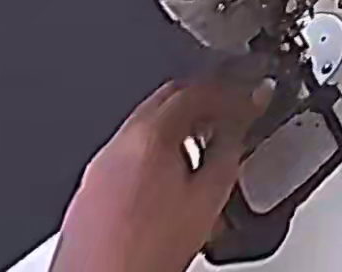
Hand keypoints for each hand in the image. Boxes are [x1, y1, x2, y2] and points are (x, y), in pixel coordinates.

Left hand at [50, 76, 274, 271]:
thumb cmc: (149, 252)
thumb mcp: (212, 189)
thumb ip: (234, 137)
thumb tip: (251, 106)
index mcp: (147, 137)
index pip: (197, 90)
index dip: (231, 88)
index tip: (251, 96)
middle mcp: (116, 147)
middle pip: (167, 98)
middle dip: (205, 98)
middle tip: (233, 107)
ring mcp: (98, 170)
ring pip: (147, 123)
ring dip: (181, 121)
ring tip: (210, 138)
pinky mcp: (89, 193)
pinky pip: (130, 150)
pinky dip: (159, 145)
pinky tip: (179, 169)